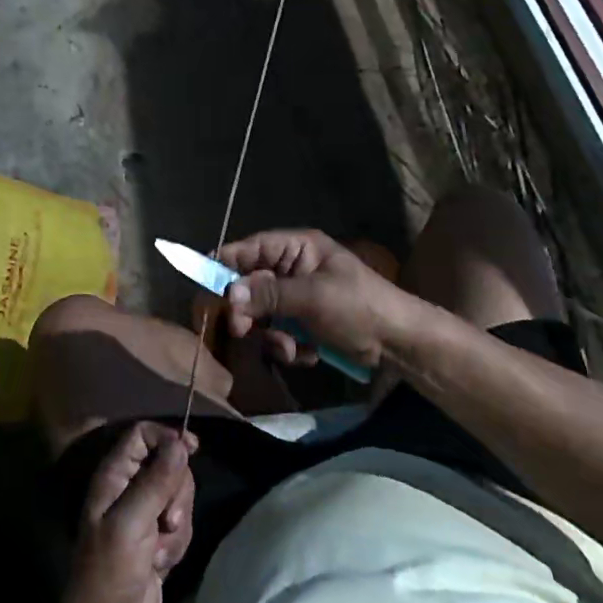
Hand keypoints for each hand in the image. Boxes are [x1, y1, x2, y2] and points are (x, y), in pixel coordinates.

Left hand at [55, 422, 196, 602]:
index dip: (167, 436)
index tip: (191, 448)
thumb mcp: (131, 523)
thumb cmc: (111, 570)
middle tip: (166, 519)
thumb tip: (180, 442)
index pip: (143, 434)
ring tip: (158, 547)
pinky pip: (183, 520)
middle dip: (176, 492)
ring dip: (177, 523)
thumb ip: (156, 481)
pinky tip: (160, 561)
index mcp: (115, 475)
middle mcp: (131, 485)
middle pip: (170, 462)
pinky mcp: (160, 532)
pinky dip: (176, 541)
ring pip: (180, 493)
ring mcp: (146, 510)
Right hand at [217, 229, 416, 367]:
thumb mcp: (313, 297)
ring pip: (264, 314)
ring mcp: (300, 297)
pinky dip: (289, 347)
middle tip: (243, 329)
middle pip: (252, 284)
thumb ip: (269, 294)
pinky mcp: (306, 323)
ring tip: (291, 348)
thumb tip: (229, 293)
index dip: (227, 262)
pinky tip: (308, 354)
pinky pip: (280, 333)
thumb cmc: (359, 307)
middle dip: (250, 310)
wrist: (399, 343)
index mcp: (299, 248)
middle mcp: (295, 268)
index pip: (252, 247)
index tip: (203, 279)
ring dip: (273, 335)